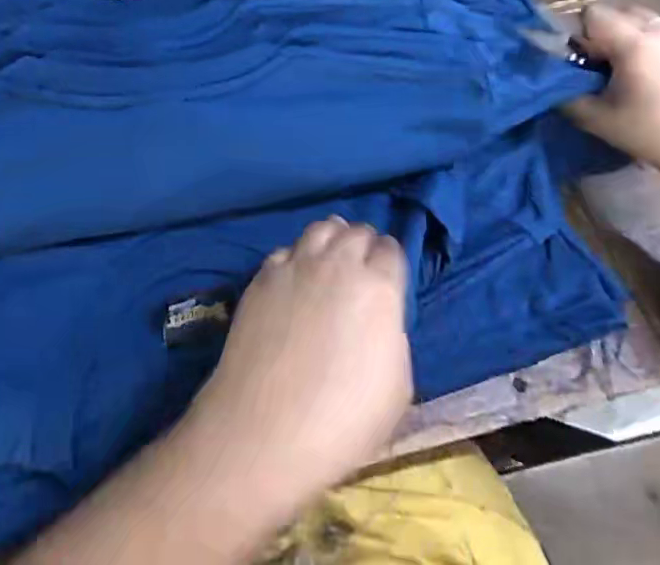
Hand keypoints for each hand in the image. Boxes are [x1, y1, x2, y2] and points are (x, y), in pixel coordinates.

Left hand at [174, 217, 412, 514]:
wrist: (266, 430)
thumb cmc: (344, 420)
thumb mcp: (398, 386)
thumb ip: (392, 336)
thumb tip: (378, 321)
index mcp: (379, 287)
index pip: (391, 249)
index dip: (391, 262)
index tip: (388, 280)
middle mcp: (339, 264)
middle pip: (357, 232)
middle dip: (364, 245)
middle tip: (361, 270)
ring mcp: (296, 266)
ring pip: (320, 228)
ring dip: (332, 239)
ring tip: (330, 260)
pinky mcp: (262, 277)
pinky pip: (285, 251)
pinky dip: (296, 258)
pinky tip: (294, 280)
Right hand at [564, 4, 659, 180]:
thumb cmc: (647, 134)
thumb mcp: (594, 118)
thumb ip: (564, 92)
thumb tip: (552, 76)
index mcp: (634, 43)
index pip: (592, 13)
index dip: (582, 35)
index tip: (587, 63)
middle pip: (617, 12)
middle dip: (605, 33)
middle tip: (606, 67)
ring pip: (644, 18)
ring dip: (630, 34)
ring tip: (633, 67)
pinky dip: (657, 39)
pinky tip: (659, 65)